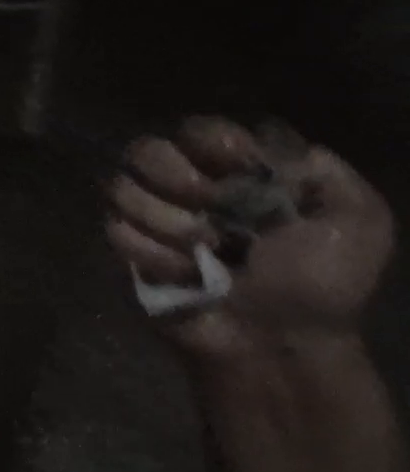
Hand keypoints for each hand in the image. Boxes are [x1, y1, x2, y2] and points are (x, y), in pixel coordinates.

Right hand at [106, 117, 394, 362]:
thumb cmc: (321, 284)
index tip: (238, 170)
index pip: (200, 129)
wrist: (275, 342)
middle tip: (211, 211)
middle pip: (145, 150)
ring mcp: (152, 217)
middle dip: (176, 180)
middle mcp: (189, 186)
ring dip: (167, 224)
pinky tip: (185, 275)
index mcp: (242, 173)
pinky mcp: (127, 249)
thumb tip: (265, 145)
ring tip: (204, 253)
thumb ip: (320, 172)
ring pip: (121, 189)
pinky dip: (153, 255)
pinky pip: (116, 232)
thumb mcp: (356, 222)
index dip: (210, 144)